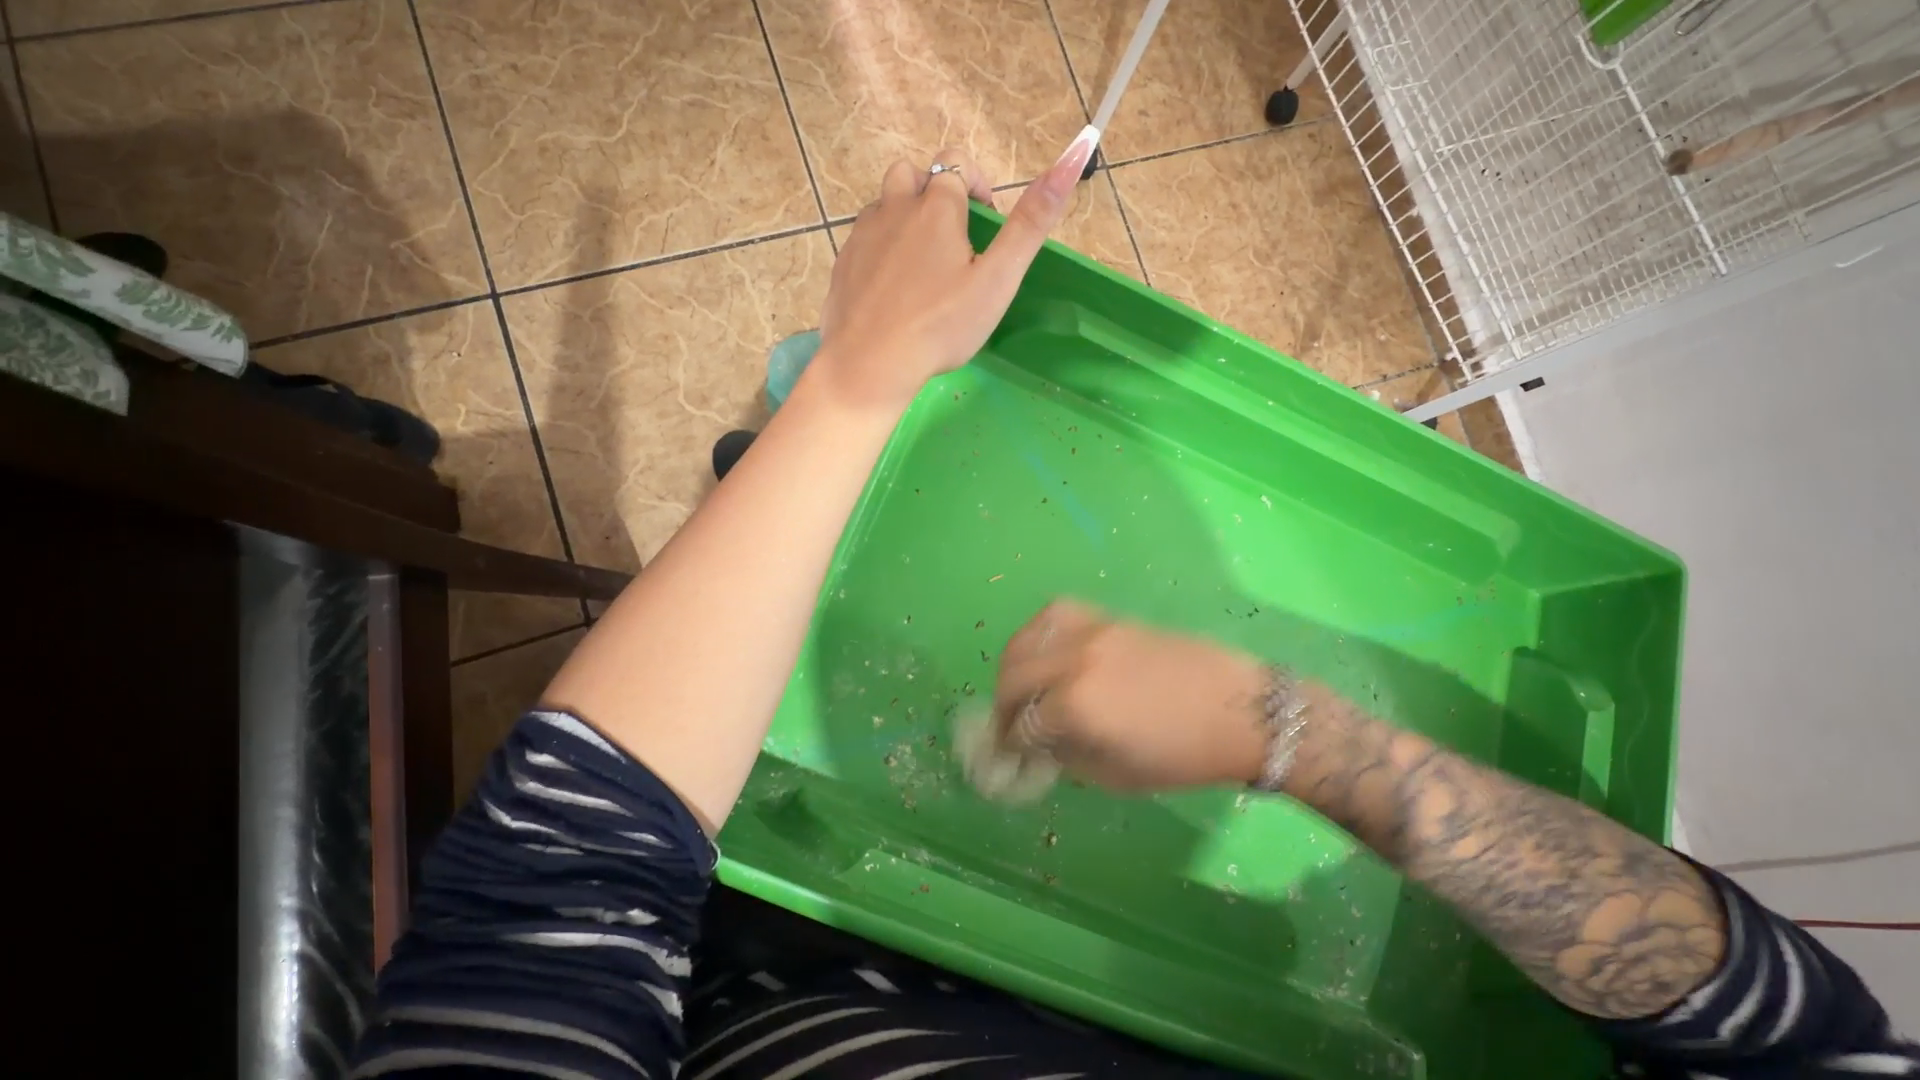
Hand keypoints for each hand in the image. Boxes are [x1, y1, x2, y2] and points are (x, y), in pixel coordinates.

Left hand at [814, 128, 1097, 410]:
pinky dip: (882, 248)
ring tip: (924, 264)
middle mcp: (894, 208)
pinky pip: (865, 238)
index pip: (956, 164)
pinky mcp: (843, 262)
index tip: (986, 227)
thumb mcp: (997, 279)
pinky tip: (894, 289)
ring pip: (885, 204)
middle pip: (915, 175)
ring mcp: (862, 234)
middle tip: (954, 243)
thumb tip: (1075, 154)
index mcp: (936, 207)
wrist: (869, 364)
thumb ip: (1031, 222)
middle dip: (937, 195)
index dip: (976, 187)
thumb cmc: (941, 326)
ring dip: (906, 218)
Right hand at [992, 600, 1285, 790]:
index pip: (1021, 723)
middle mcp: (1075, 661)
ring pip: (1028, 637)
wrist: (1244, 711)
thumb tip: (1038, 745)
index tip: (1008, 755)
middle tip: (1009, 724)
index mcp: (1077, 706)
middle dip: (1003, 705)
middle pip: (1014, 675)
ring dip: (1013, 665)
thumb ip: (1067, 757)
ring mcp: (1092, 632)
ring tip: (1020, 686)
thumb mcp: (1117, 775)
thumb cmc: (1184, 756)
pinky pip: (1056, 615)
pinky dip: (1039, 634)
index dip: (1010, 744)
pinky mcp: (1110, 618)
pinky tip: (1045, 654)